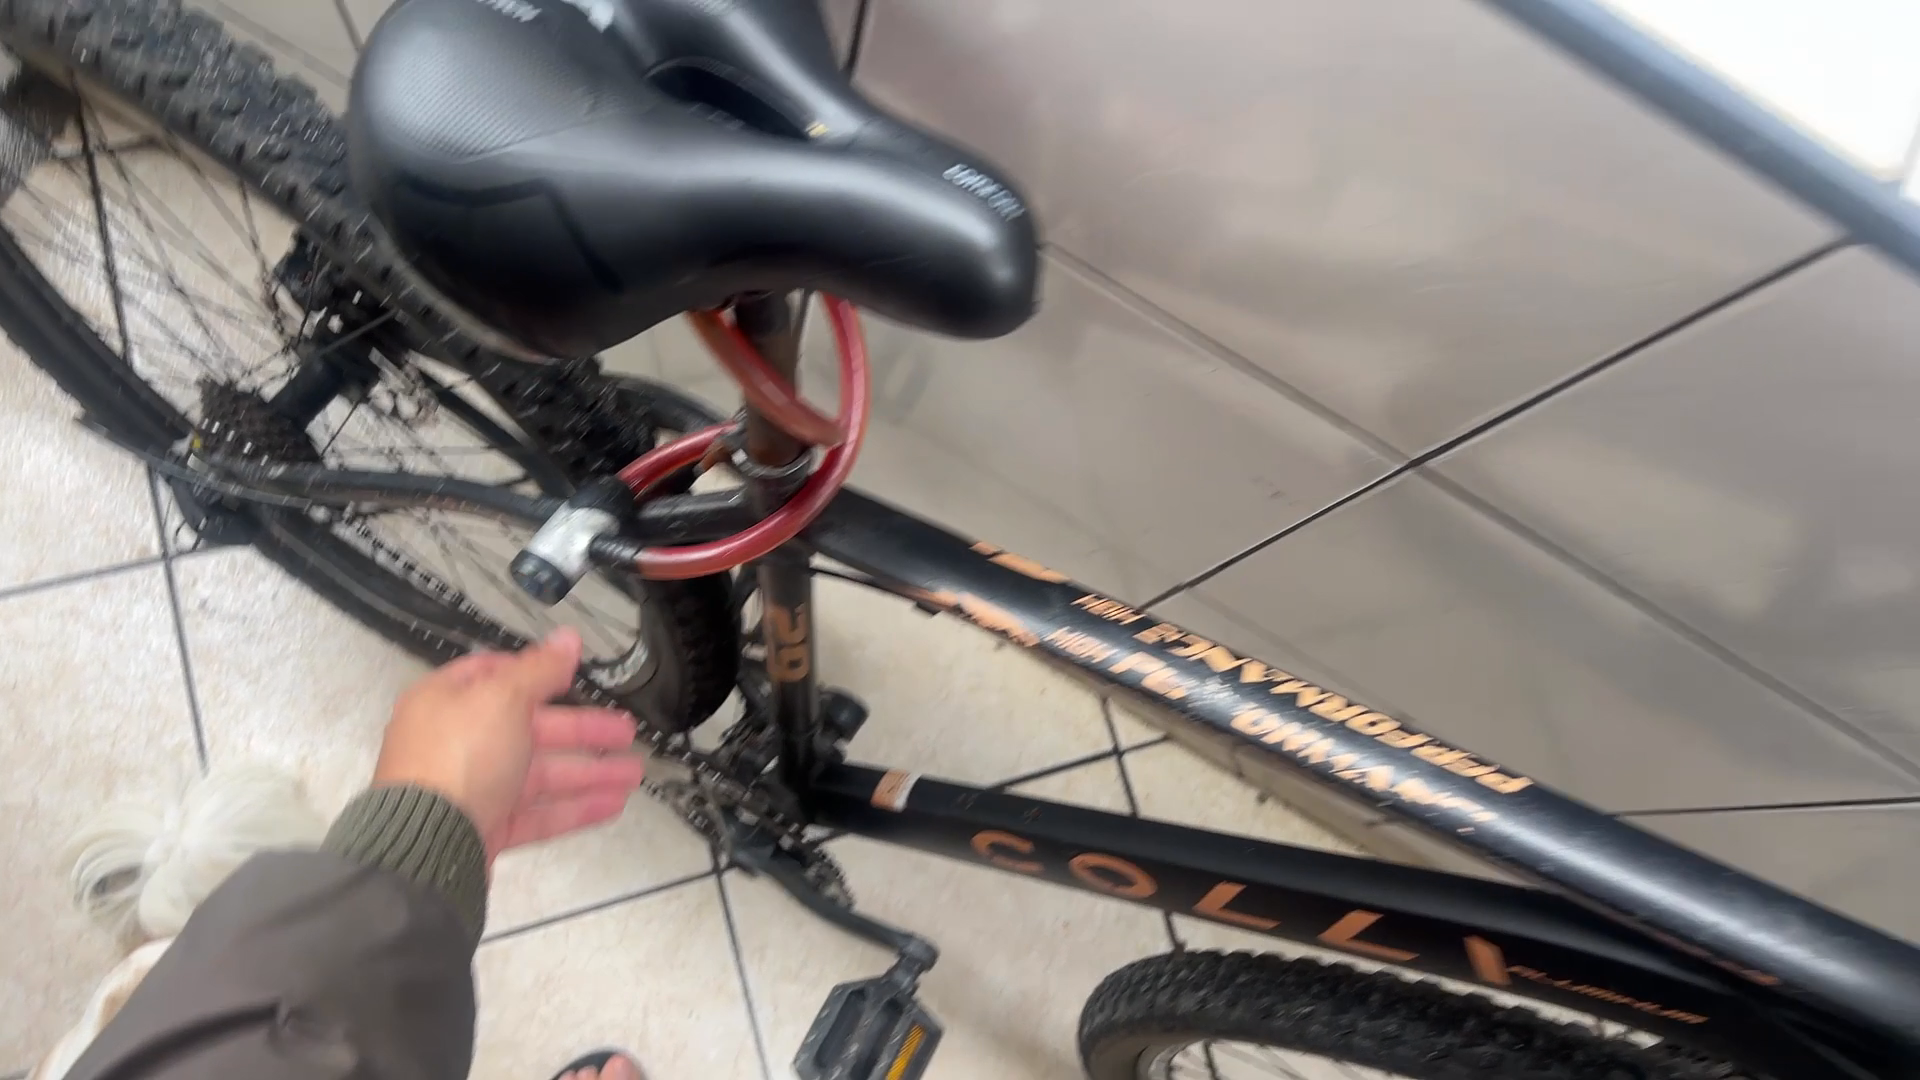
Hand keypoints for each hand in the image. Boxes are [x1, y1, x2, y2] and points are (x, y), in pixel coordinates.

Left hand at [370, 627, 645, 864]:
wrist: (423, 848)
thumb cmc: (459, 757)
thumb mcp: (504, 698)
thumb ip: (541, 669)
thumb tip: (569, 637)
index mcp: (449, 703)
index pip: (497, 675)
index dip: (538, 672)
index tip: (576, 676)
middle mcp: (458, 743)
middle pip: (534, 728)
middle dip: (586, 730)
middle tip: (627, 731)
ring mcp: (473, 788)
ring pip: (543, 773)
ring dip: (591, 772)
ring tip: (634, 775)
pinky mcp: (487, 827)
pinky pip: (539, 813)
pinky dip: (576, 808)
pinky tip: (612, 804)